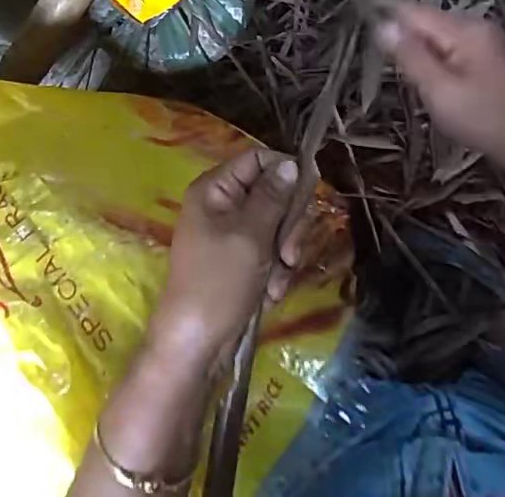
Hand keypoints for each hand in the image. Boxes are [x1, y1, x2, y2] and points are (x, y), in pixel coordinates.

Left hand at [146, 148, 301, 370]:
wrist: (195, 346)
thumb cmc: (217, 283)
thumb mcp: (250, 236)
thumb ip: (273, 197)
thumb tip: (290, 163)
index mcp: (215, 189)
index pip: (257, 159)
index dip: (284, 171)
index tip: (309, 192)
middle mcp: (222, 204)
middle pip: (272, 192)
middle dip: (287, 223)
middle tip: (289, 251)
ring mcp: (231, 233)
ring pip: (276, 224)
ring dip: (285, 252)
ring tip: (277, 279)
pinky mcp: (240, 259)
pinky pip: (270, 251)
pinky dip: (276, 270)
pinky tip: (270, 293)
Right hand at [373, 1, 504, 157]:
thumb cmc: (481, 118)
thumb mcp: (438, 89)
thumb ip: (409, 55)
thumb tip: (383, 26)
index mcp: (463, 29)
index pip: (412, 11)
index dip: (384, 14)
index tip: (358, 19)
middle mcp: (474, 25)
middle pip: (423, 21)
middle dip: (403, 39)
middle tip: (390, 69)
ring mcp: (482, 39)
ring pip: (434, 35)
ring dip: (417, 52)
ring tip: (413, 80)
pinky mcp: (484, 54)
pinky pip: (447, 46)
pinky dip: (433, 59)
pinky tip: (433, 83)